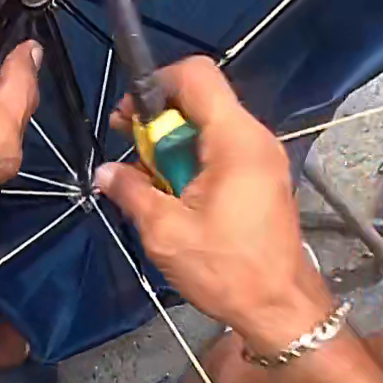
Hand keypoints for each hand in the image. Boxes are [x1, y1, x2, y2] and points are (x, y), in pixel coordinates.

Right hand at [95, 57, 334, 354]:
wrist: (277, 306)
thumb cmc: (224, 270)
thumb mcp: (165, 232)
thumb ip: (132, 192)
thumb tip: (106, 172)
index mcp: (234, 141)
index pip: (195, 75)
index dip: (154, 85)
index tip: (129, 120)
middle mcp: (254, 139)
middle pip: (200, 103)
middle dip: (159, 126)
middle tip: (131, 160)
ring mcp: (263, 159)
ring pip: (209, 131)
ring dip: (173, 151)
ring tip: (150, 188)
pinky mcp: (262, 181)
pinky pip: (222, 155)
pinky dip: (193, 167)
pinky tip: (176, 200)